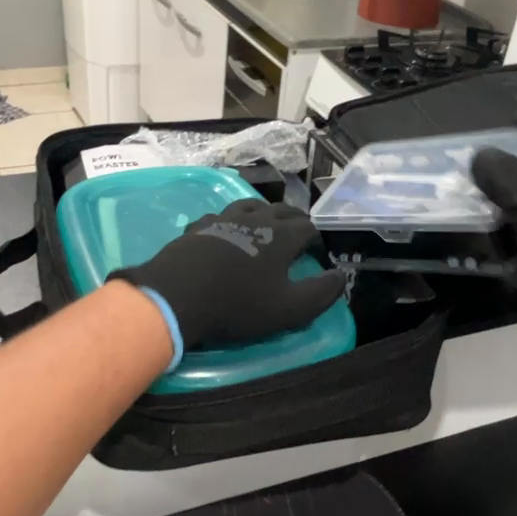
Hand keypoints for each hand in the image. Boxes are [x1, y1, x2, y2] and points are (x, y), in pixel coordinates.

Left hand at [111, 200, 346, 350]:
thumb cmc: (237, 305)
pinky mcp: (197, 227)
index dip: (317, 240)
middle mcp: (255, 218)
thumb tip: (339, 277)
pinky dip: (230, 222)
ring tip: (266, 225)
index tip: (318, 255)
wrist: (177, 298)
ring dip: (263, 213)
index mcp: (281, 235)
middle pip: (282, 210)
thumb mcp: (289, 309)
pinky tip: (226, 233)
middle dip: (295, 221)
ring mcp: (223, 219)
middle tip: (298, 236)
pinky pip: (220, 217)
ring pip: (250, 205)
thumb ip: (321, 293)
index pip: (309, 228)